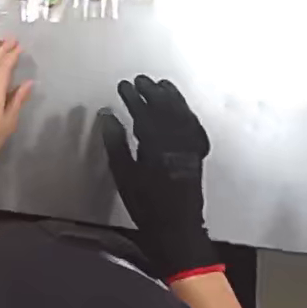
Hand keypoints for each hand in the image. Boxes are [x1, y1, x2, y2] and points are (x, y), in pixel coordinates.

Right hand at [98, 75, 217, 279]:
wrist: (177, 227)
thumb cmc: (145, 204)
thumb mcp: (123, 175)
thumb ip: (116, 143)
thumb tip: (108, 116)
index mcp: (157, 146)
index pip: (144, 113)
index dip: (133, 98)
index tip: (124, 85)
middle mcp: (178, 142)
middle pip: (166, 109)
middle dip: (153, 92)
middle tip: (141, 80)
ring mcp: (191, 147)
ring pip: (183, 115)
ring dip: (172, 98)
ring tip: (161, 85)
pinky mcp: (198, 153)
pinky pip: (193, 126)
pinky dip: (186, 113)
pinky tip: (181, 109)